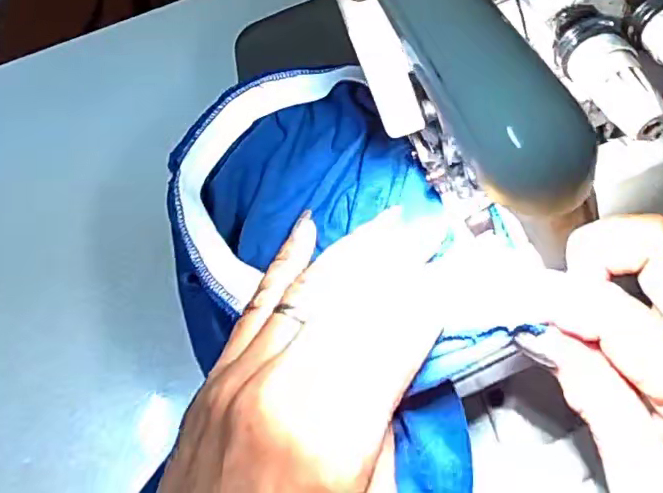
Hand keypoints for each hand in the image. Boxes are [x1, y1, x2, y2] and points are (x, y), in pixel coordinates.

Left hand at [161, 207, 447, 492]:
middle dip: (396, 260)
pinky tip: (305, 230)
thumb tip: (393, 375)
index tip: (448, 273)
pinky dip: (285, 262)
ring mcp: (240, 379)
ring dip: (354, 249)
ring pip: (308, 290)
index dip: (425, 302)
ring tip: (386, 222)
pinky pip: (255, 303)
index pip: (391, 342)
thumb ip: (381, 436)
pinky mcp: (214, 378)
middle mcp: (279, 394)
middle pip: (352, 304)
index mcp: (326, 438)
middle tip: (426, 231)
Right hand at [520, 215, 662, 492]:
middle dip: (597, 250)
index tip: (528, 303)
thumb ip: (598, 402)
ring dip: (610, 255)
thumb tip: (552, 333)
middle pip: (660, 242)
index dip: (564, 302)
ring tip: (579, 301)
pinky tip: (596, 312)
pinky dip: (619, 272)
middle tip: (563, 294)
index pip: (621, 313)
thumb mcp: (643, 486)